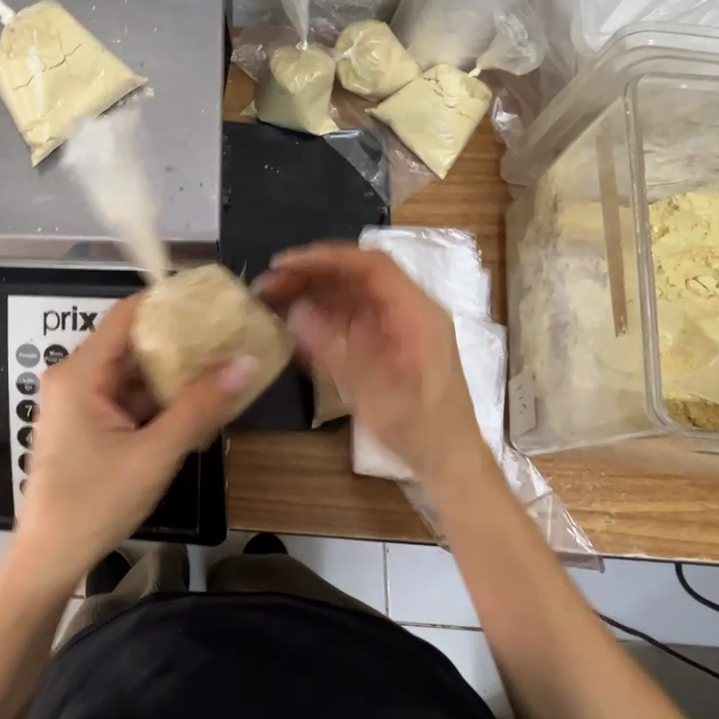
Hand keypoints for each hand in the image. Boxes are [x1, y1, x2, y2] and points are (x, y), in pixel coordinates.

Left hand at [10, 295, 256, 588]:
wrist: (50, 557)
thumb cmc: (92, 504)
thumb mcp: (154, 455)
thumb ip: (200, 407)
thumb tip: (244, 364)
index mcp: (79, 373)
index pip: (127, 315)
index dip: (169, 302)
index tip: (211, 301)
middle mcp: (75, 377)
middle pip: (132, 343)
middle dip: (180, 340)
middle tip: (229, 335)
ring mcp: (79, 402)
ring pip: (133, 373)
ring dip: (173, 373)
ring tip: (223, 364)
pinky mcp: (88, 424)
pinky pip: (128, 398)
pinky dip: (159, 400)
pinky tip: (197, 402)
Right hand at [257, 244, 483, 481]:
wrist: (449, 460)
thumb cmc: (420, 428)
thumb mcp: (374, 391)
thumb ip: (334, 349)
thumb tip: (294, 312)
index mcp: (417, 314)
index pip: (371, 267)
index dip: (327, 258)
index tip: (287, 265)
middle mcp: (407, 311)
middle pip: (356, 276)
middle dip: (311, 274)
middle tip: (269, 285)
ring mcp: (395, 326)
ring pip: (349, 293)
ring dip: (311, 292)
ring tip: (272, 299)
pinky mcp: (384, 341)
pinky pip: (349, 316)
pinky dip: (319, 315)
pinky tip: (291, 322)